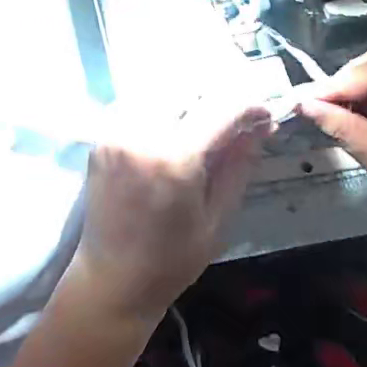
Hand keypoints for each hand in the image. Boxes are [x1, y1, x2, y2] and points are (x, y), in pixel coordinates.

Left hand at [61, 104, 273, 325]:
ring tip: (206, 120)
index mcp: (174, 158)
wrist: (111, 278)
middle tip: (237, 118)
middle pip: (189, 87)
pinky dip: (159, 104)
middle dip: (218, 96)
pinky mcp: (100, 136)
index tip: (265, 115)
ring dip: (188, 96)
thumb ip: (238, 164)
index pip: (220, 108)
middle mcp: (140, 134)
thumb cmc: (171, 260)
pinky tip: (174, 124)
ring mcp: (115, 132)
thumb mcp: (217, 218)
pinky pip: (135, 102)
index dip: (249, 106)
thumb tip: (260, 125)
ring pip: (160, 89)